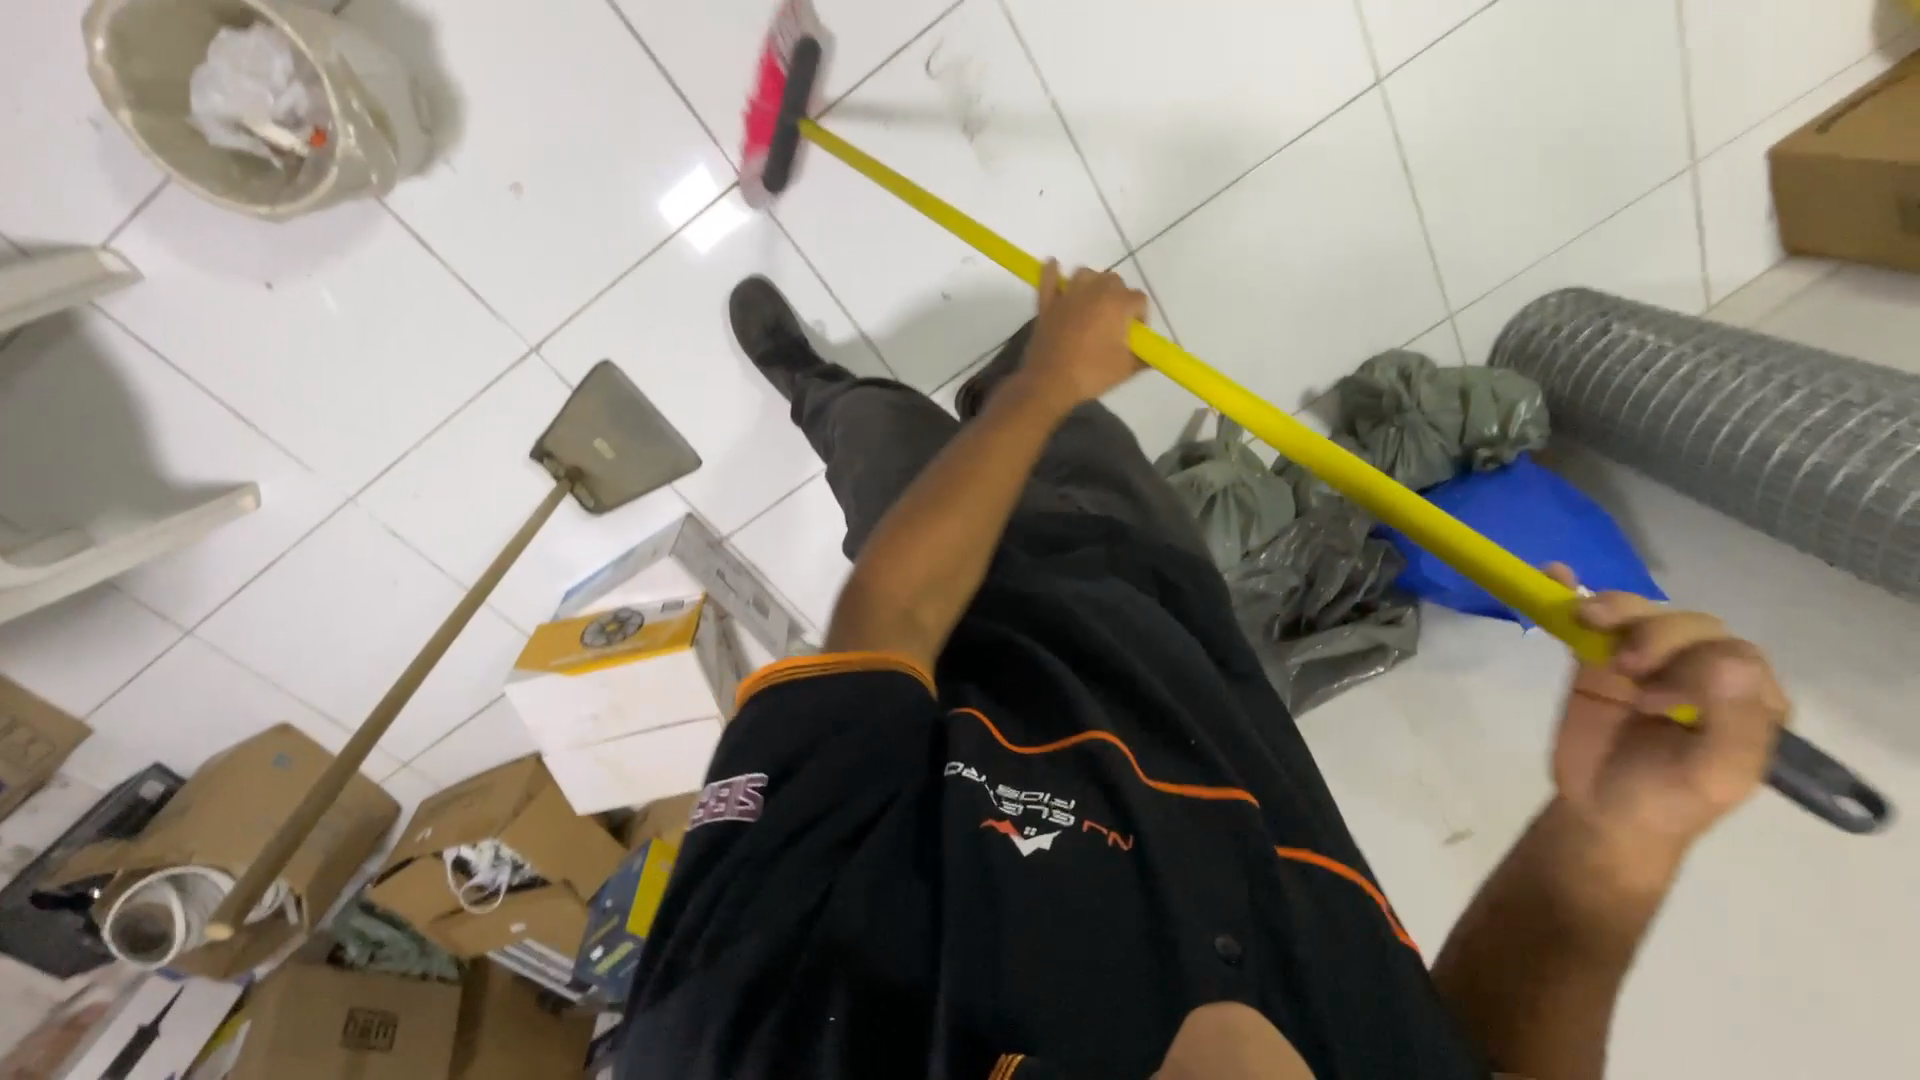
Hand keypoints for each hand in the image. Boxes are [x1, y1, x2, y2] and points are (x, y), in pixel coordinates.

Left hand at [1017, 260, 1147, 406]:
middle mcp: (1094, 291)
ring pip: (1084, 274)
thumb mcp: (1126, 369)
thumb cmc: (1091, 374)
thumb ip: (1144, 358)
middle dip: (1118, 297)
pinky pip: (1048, 279)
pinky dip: (1051, 271)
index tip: (1134, 335)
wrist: (1049, 382)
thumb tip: (1153, 357)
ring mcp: (1068, 295)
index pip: (1139, 299)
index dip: (1140, 316)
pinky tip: (1054, 265)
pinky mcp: (1047, 303)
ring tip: (1093, 302)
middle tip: (1115, 321)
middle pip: (1114, 281)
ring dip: (1092, 283)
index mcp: (1117, 304)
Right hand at [1547, 564, 1783, 861]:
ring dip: (1614, 607)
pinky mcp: (1598, 660)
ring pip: (1641, 614)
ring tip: (1583, 617)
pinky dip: (1572, 594)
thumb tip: (1729, 658)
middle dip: (1652, 634)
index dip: (1691, 661)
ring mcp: (1647, 662)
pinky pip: (1591, 620)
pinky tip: (1554, 576)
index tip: (1650, 696)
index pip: (1730, 652)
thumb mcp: (1714, 774)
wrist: (1601, 813)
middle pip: (1687, 625)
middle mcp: (1702, 671)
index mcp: (1747, 697)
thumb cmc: (1666, 800)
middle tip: (1621, 669)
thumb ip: (1733, 721)